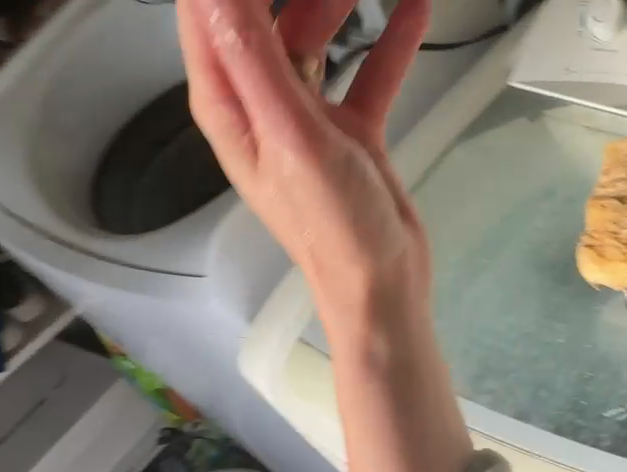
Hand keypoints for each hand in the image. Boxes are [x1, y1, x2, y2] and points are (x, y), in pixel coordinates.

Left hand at [176, 0, 431, 312]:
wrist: (384, 288)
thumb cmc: (335, 228)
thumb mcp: (296, 141)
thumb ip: (258, 61)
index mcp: (230, 101)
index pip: (212, 7)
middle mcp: (261, 101)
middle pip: (262, 13)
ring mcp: (308, 116)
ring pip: (314, 34)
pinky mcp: (351, 134)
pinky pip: (366, 75)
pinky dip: (388, 44)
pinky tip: (413, 10)